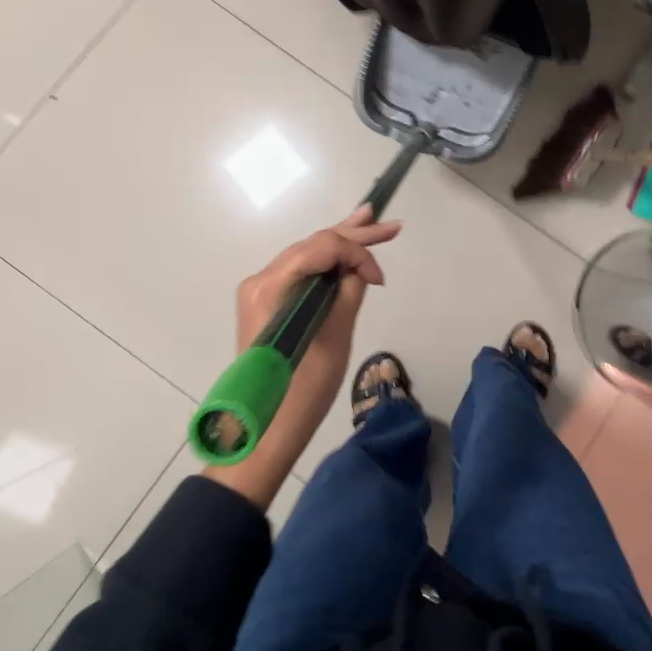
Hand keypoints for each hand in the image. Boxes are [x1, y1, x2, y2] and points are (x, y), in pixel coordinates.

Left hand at [209, 205, 401, 508]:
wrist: (266, 428)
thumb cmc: (302, 387)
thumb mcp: (334, 336)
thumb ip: (347, 292)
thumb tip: (357, 269)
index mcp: (271, 285)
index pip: (323, 247)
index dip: (357, 254)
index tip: (380, 281)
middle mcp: (261, 279)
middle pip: (314, 245)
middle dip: (354, 235)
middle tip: (390, 225)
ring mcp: (261, 289)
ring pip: (308, 254)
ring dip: (341, 242)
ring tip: (372, 222)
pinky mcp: (268, 302)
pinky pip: (301, 271)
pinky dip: (326, 261)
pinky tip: (345, 244)